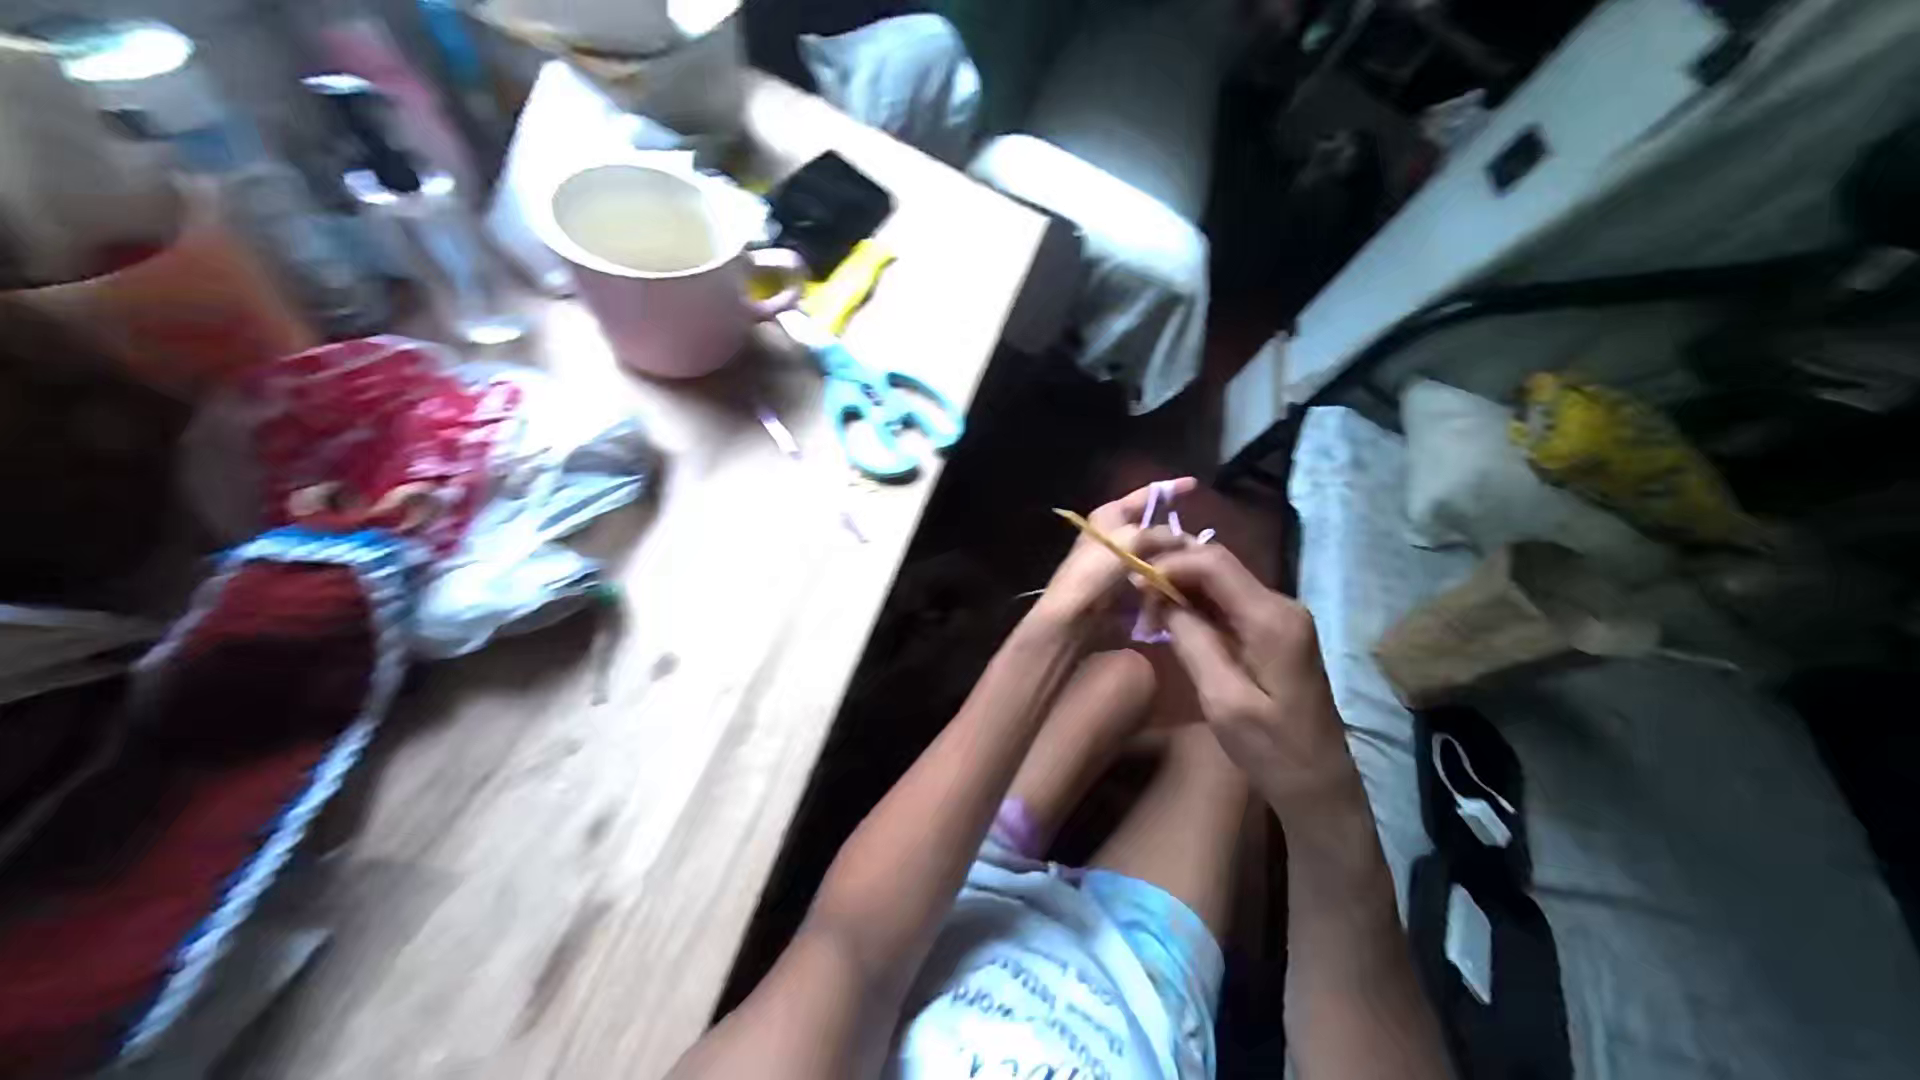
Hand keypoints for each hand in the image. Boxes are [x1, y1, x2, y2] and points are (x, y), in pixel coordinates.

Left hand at [1031, 478, 1196, 628]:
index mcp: (1110, 516)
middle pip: (1155, 530)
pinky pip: (1154, 581)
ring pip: (1158, 557)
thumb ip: (1161, 535)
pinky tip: (1186, 586)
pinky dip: (1167, 582)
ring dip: (1176, 563)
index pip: (1144, 496)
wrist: (1074, 618)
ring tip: (1201, 567)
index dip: (1170, 489)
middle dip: (1178, 536)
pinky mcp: (1125, 590)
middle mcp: (1115, 537)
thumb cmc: (1095, 572)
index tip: (1195, 485)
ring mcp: (1120, 564)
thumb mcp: (1131, 541)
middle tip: (1205, 545)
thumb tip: (1183, 540)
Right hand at [1141, 540, 1359, 816]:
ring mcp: (1280, 618)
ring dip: (1181, 588)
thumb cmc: (1272, 750)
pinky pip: (1228, 603)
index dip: (1169, 563)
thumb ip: (1192, 641)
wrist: (1319, 785)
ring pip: (1221, 582)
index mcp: (1272, 619)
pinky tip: (1172, 619)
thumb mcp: (1223, 700)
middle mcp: (1281, 606)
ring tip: (1147, 609)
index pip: (1214, 563)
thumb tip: (1162, 598)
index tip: (1133, 582)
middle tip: (1135, 596)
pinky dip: (1196, 605)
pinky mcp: (1274, 632)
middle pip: (1218, 566)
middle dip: (1172, 572)